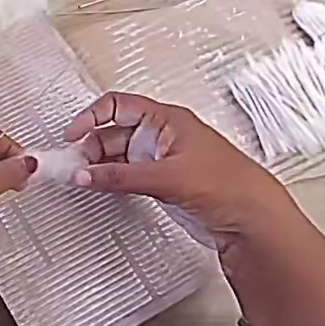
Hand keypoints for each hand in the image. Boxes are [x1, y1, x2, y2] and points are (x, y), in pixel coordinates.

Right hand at [63, 92, 300, 252]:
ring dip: (96, 165)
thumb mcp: (166, 176)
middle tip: (73, 165)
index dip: (91, 116)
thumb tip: (85, 174)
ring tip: (81, 177)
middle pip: (111, 132)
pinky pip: (123, 174)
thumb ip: (119, 176)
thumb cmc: (229, 185)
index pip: (118, 105)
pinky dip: (107, 179)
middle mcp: (160, 136)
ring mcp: (158, 159)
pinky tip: (98, 186)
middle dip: (89, 146)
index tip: (73, 135)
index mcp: (166, 120)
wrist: (251, 220)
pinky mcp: (158, 181)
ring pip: (115, 155)